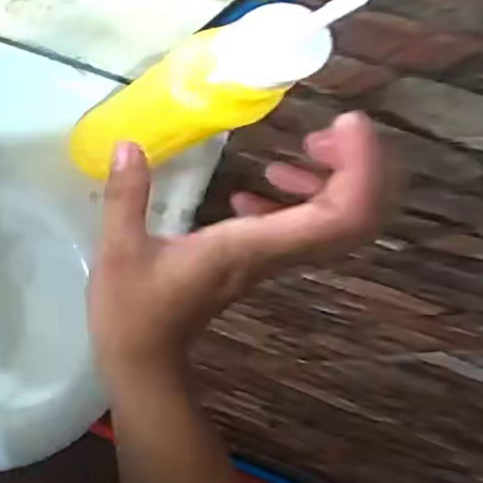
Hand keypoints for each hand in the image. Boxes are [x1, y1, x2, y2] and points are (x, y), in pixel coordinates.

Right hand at [89, 112, 397, 385]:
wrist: (141, 360)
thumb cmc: (131, 310)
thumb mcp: (119, 249)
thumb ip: (127, 196)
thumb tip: (129, 146)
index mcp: (251, 247)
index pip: (345, 211)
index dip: (362, 163)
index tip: (343, 122)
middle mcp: (272, 254)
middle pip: (359, 214)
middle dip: (361, 164)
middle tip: (325, 131)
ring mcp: (266, 261)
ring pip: (337, 222)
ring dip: (336, 179)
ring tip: (300, 150)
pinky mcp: (252, 264)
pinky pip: (301, 230)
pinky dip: (297, 200)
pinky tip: (253, 190)